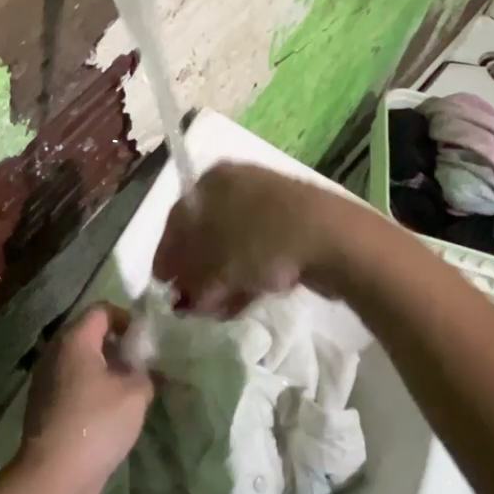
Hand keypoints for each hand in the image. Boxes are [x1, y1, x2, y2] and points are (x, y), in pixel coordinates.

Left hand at [16, 303, 154, 492]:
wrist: (55, 472)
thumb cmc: (97, 422)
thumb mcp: (135, 395)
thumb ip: (144, 373)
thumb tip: (143, 369)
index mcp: (75, 338)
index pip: (101, 310)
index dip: (126, 318)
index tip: (144, 341)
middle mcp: (54, 350)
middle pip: (88, 334)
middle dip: (116, 346)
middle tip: (138, 366)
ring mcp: (44, 377)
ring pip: (78, 361)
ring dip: (102, 370)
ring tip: (125, 391)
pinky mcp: (42, 403)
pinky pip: (69, 383)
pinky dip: (88, 388)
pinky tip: (105, 412)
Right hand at [153, 163, 345, 315]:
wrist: (332, 238)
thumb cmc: (260, 239)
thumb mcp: (214, 264)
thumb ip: (190, 278)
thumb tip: (179, 293)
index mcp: (212, 180)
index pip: (177, 218)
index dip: (167, 254)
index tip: (161, 285)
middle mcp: (236, 186)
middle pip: (205, 234)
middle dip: (194, 272)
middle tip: (187, 304)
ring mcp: (266, 206)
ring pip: (232, 247)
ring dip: (218, 280)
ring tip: (212, 313)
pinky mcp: (291, 228)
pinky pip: (257, 255)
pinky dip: (244, 278)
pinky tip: (238, 305)